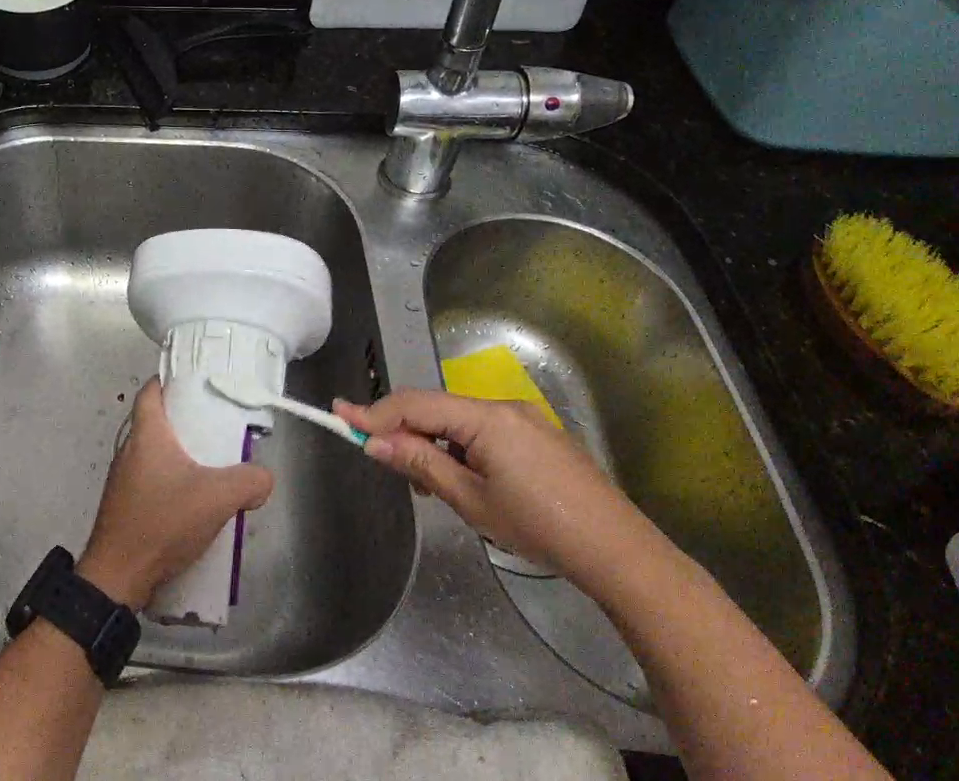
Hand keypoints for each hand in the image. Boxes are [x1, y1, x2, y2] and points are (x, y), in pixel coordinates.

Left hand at [78, 378, 274, 609]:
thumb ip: (250, 481)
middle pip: (157, 422)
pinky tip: (195, 503)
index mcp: (146, 435)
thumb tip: (262, 479)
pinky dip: (173, 483)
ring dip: (182, 457)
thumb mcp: (218, 498)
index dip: (172, 381)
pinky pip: (152, 481)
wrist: (118, 575)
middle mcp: (129, 450)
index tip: (199, 384)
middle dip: (187, 423)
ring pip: (156, 454)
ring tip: (214, 468)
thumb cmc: (162, 522)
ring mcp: (123, 479)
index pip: (151, 391)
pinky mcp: (125, 505)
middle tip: (219, 429)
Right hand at [335, 388, 663, 586]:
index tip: (339, 416)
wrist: (619, 553)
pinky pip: (483, 430)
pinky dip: (459, 447)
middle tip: (379, 458)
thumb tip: (375, 442)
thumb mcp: (469, 499)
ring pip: (458, 420)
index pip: (415, 404)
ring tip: (427, 484)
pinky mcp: (539, 437)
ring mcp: (526, 420)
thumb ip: (420, 462)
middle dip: (403, 429)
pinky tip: (461, 479)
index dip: (374, 412)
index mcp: (487, 418)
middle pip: (436, 408)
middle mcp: (505, 408)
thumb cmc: (539, 527)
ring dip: (432, 442)